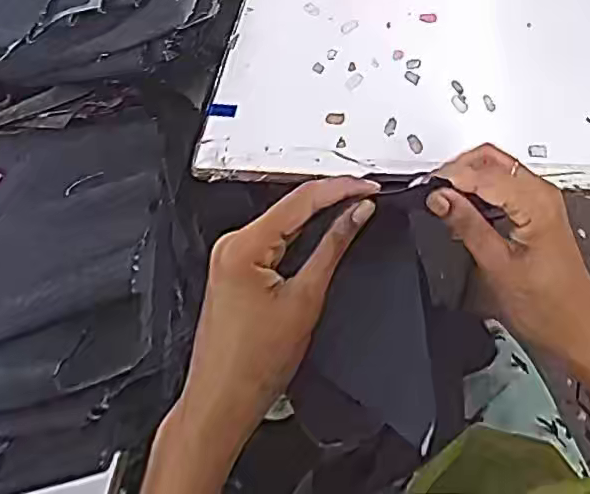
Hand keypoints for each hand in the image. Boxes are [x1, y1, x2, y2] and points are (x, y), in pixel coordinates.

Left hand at [154, 176, 377, 482]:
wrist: (222, 404)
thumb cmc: (251, 366)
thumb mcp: (306, 298)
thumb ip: (334, 245)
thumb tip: (356, 213)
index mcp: (243, 245)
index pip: (302, 199)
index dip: (341, 188)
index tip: (368, 186)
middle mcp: (232, 243)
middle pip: (292, 202)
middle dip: (333, 194)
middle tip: (366, 191)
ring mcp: (231, 254)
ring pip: (285, 216)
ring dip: (319, 210)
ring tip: (352, 204)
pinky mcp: (236, 265)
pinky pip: (275, 234)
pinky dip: (303, 229)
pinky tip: (324, 227)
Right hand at [426, 144, 589, 368]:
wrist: (578, 330)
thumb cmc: (550, 307)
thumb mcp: (498, 267)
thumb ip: (467, 226)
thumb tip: (441, 198)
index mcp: (536, 202)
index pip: (485, 173)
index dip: (452, 177)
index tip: (428, 188)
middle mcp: (542, 193)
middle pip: (492, 159)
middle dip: (459, 168)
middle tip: (434, 188)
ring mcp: (541, 199)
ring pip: (497, 167)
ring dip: (468, 176)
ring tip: (444, 197)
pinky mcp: (537, 209)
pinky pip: (504, 183)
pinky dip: (481, 187)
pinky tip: (465, 205)